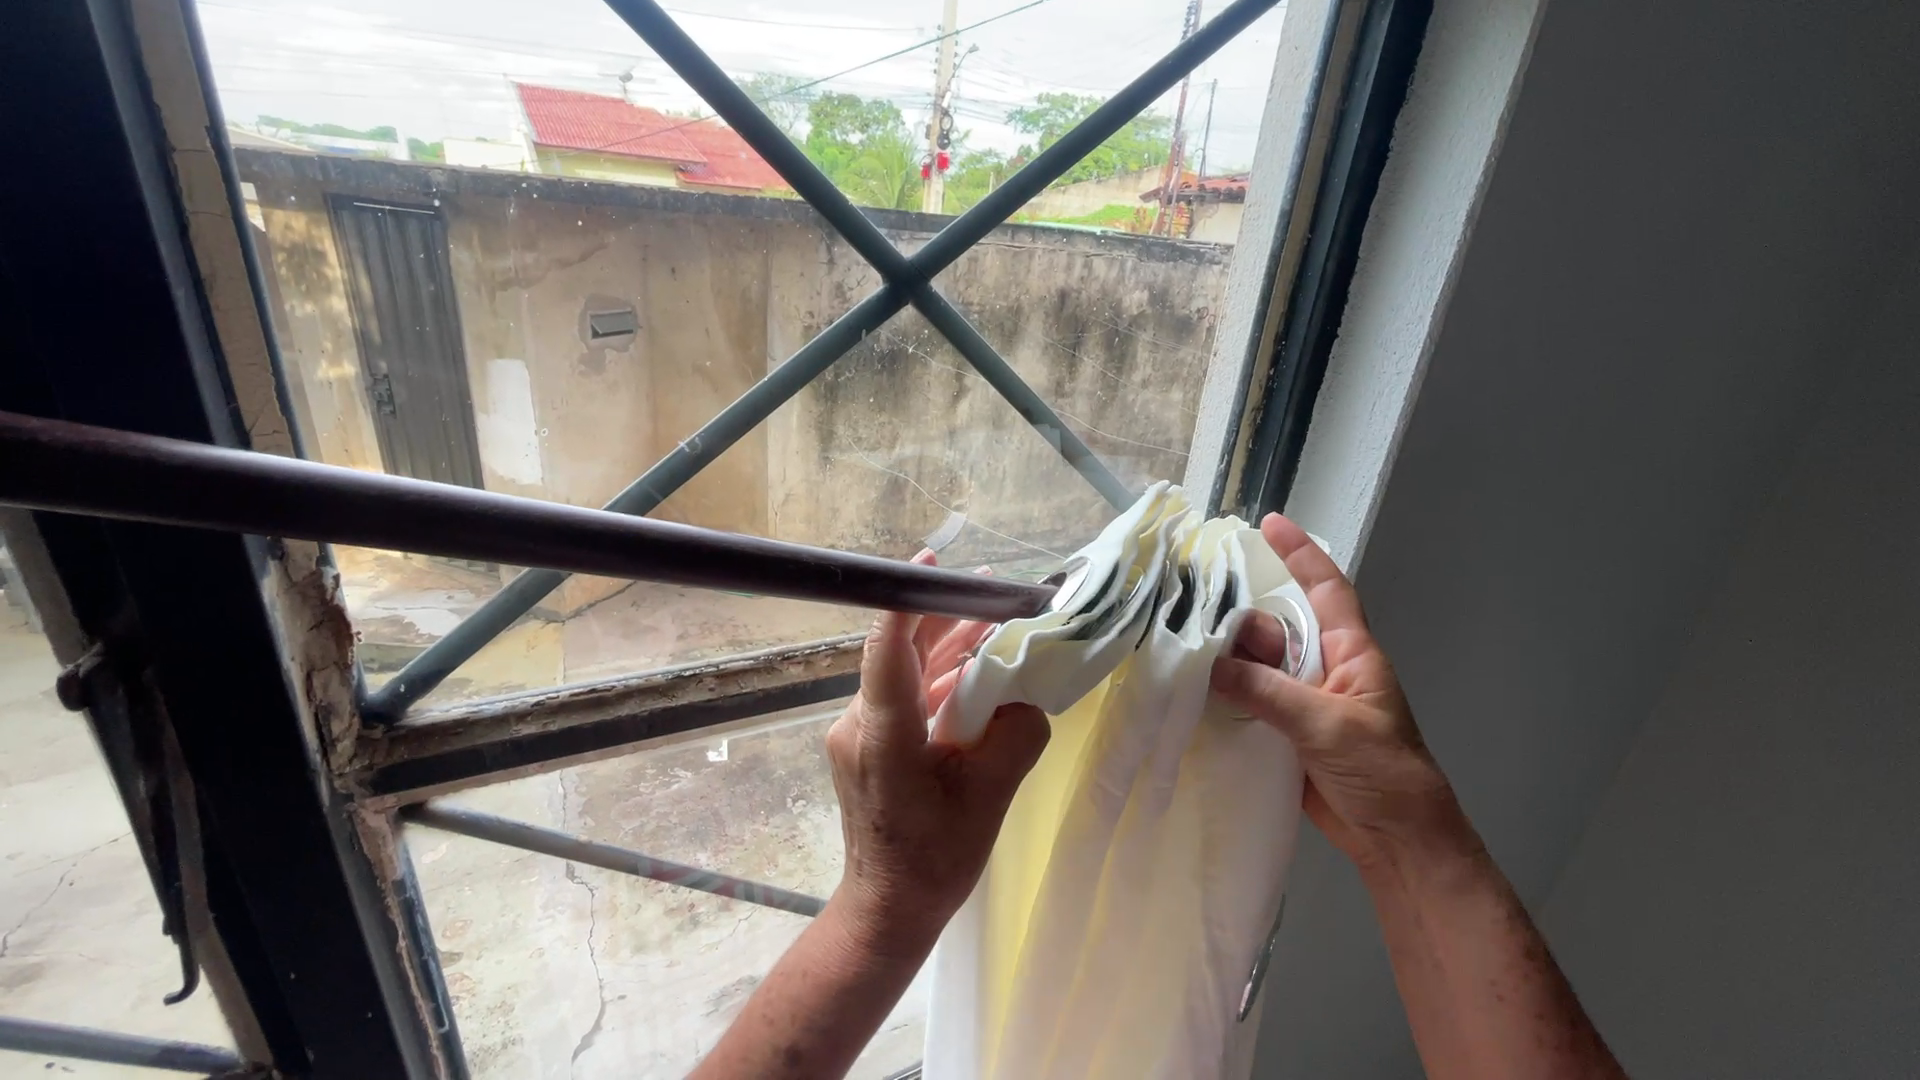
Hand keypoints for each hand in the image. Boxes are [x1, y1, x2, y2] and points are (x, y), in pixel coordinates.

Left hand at [825, 551, 1050, 945]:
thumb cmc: (935, 860)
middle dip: (941, 616)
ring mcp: (859, 732)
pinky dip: (937, 679)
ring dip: (943, 647)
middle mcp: (859, 723)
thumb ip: (1016, 736)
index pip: (886, 651)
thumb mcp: (990, 799)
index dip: (907, 602)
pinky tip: (973, 668)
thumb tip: (1026, 698)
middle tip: (990, 589)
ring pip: (901, 673)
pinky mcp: (868, 743)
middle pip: (897, 652)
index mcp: (883, 734)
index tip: (931, 565)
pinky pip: (903, 696)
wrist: (889, 909)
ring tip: (989, 618)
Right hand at [1210, 514, 1469, 872]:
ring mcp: (1303, 703)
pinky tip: (1194, 696)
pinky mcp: (1285, 735)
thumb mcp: (1328, 725)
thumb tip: (1211, 666)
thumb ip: (1269, 692)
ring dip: (1226, 664)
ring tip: (1184, 660)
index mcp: (1350, 655)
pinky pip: (1249, 702)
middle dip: (1239, 625)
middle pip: (1274, 631)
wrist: (1397, 843)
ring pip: (1256, 667)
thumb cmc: (1384, 773)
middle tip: (1196, 629)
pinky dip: (1225, 697)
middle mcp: (1324, 670)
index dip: (1301, 555)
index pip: (1326, 590)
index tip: (1270, 523)